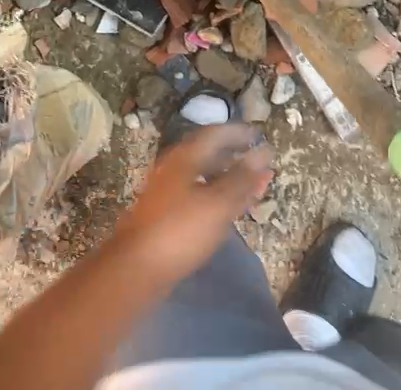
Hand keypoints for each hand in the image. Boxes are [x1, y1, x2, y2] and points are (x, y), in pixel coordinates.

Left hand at [109, 123, 273, 283]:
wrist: (137, 267)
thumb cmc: (181, 230)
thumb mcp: (218, 203)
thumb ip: (242, 178)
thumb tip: (264, 151)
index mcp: (186, 157)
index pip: (216, 133)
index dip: (239, 133)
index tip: (260, 136)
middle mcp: (175, 167)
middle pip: (210, 154)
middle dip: (237, 157)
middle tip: (262, 164)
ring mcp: (169, 190)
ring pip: (205, 176)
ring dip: (230, 178)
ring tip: (254, 187)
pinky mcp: (167, 212)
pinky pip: (199, 194)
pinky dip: (218, 195)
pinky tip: (229, 208)